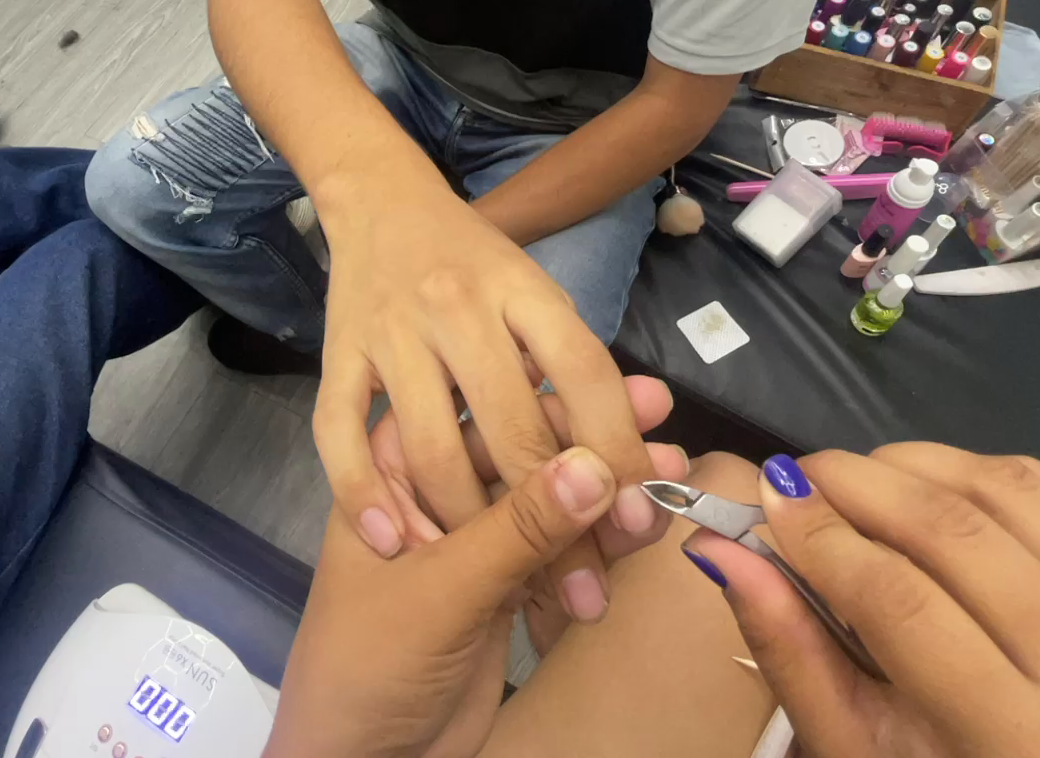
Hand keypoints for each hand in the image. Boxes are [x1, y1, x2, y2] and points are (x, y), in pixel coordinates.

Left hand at [270, 376, 687, 757]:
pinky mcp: (505, 578)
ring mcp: (473, 534)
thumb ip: (517, 530)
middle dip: (584, 435)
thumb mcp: (441, 591)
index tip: (603, 375)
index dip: (536, 386)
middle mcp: (435, 486)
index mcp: (394, 467)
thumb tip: (596, 464)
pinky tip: (645, 520)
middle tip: (654, 412)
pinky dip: (601, 536)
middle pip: (517, 444)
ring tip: (669, 468)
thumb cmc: (370, 663)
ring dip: (605, 485)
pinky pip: (559, 544)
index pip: (469, 405)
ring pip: (545, 494)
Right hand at [313, 182, 664, 620]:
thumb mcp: (534, 293)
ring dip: (468, 527)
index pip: (584, 372)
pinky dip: (362, 494)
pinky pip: (340, 434)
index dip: (620, 451)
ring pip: (432, 448)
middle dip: (558, 527)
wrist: (382, 204)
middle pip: (513, 427)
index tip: (641, 520)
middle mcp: (456, 307)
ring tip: (502, 589)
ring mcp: (390, 332)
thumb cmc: (473, 257)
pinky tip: (394, 541)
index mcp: (519, 288)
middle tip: (585, 596)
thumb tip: (628, 460)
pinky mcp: (338, 354)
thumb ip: (570, 365)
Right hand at [690, 446, 1039, 757]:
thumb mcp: (854, 751)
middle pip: (957, 535)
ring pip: (1011, 495)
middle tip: (795, 475)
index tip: (764, 495)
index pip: (903, 604)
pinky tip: (925, 488)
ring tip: (854, 479)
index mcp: (1028, 748)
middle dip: (856, 483)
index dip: (822, 537)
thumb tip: (718, 547)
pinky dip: (972, 471)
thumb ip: (787, 646)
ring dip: (912, 465)